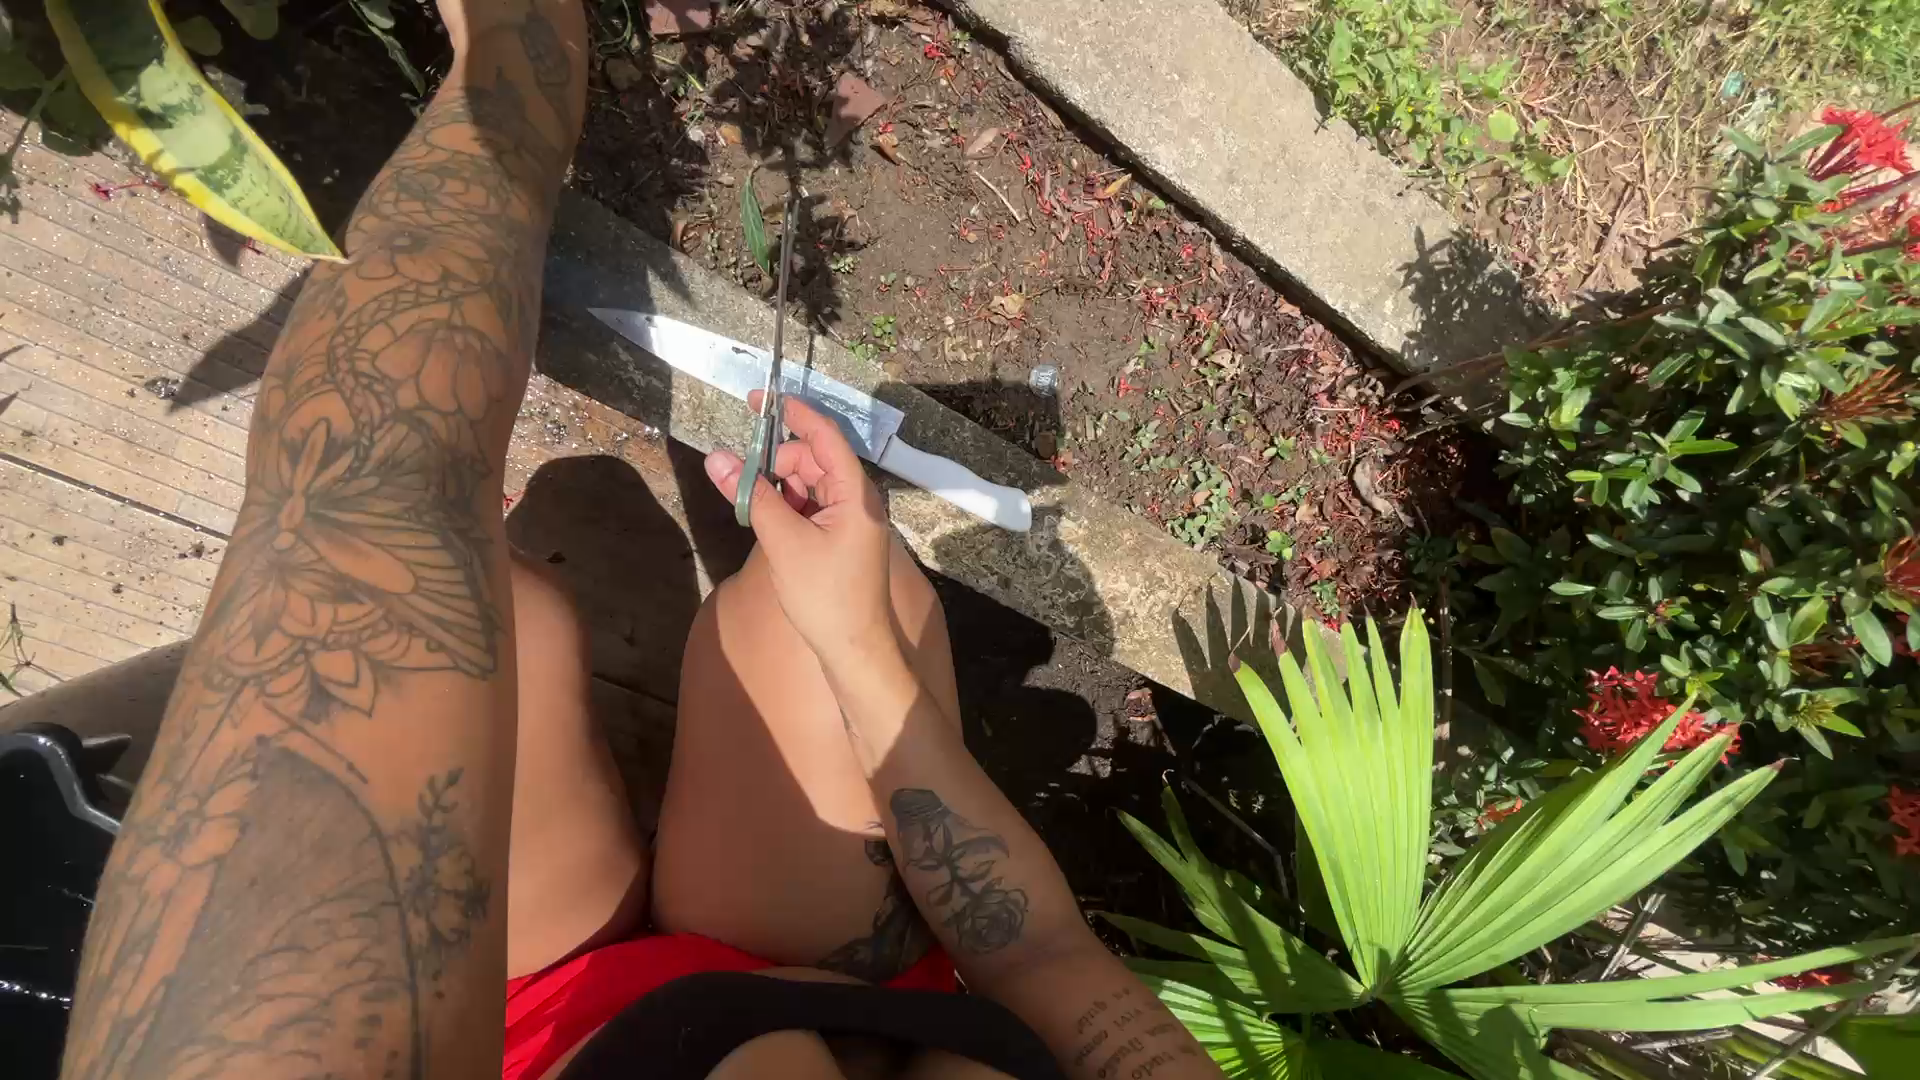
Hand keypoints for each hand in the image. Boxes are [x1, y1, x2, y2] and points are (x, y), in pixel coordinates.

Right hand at [704, 395, 894, 664]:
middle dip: (776, 460)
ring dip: (778, 484)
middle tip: (741, 474)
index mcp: (855, 493)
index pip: (825, 436)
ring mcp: (851, 520)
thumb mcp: (782, 541)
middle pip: (814, 459)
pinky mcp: (841, 538)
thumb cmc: (824, 594)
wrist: (853, 647)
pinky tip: (764, 516)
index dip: (793, 414)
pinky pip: (812, 506)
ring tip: (747, 500)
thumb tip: (716, 457)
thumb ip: (750, 496)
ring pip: (810, 484)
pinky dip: (787, 505)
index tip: (758, 398)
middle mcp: (858, 499)